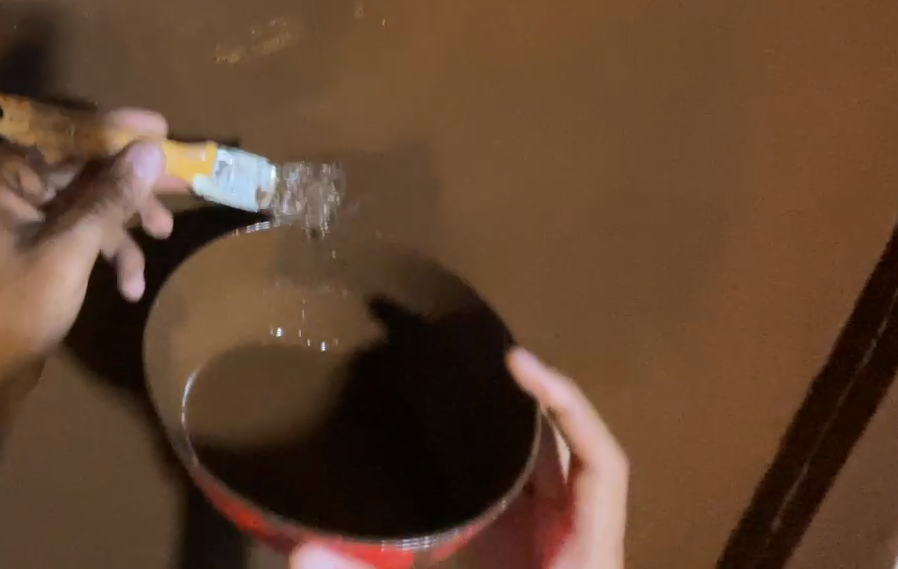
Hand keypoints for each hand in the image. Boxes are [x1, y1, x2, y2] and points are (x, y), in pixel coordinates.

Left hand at [0, 109, 175, 384]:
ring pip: (89, 198)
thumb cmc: (11, 310)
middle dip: (131, 180)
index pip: (65, 132)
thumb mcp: (68, 251)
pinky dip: (108, 250)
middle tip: (181, 183)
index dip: (116, 128)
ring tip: (163, 236)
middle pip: (83, 165)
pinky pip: (82, 228)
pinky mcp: (39, 242)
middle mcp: (12, 184)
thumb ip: (110, 198)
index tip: (162, 129)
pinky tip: (131, 285)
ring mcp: (25, 214)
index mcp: (4, 173)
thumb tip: (150, 151)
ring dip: (124, 219)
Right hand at [289, 349, 627, 568]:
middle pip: (567, 450)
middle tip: (460, 349)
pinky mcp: (519, 554)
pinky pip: (515, 487)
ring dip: (506, 419)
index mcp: (581, 561)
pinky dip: (488, 452)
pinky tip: (439, 432)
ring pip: (540, 466)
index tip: (513, 362)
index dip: (567, 406)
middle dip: (524, 394)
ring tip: (449, 372)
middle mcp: (572, 545)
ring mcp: (546, 548)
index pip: (598, 466)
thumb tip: (299, 551)